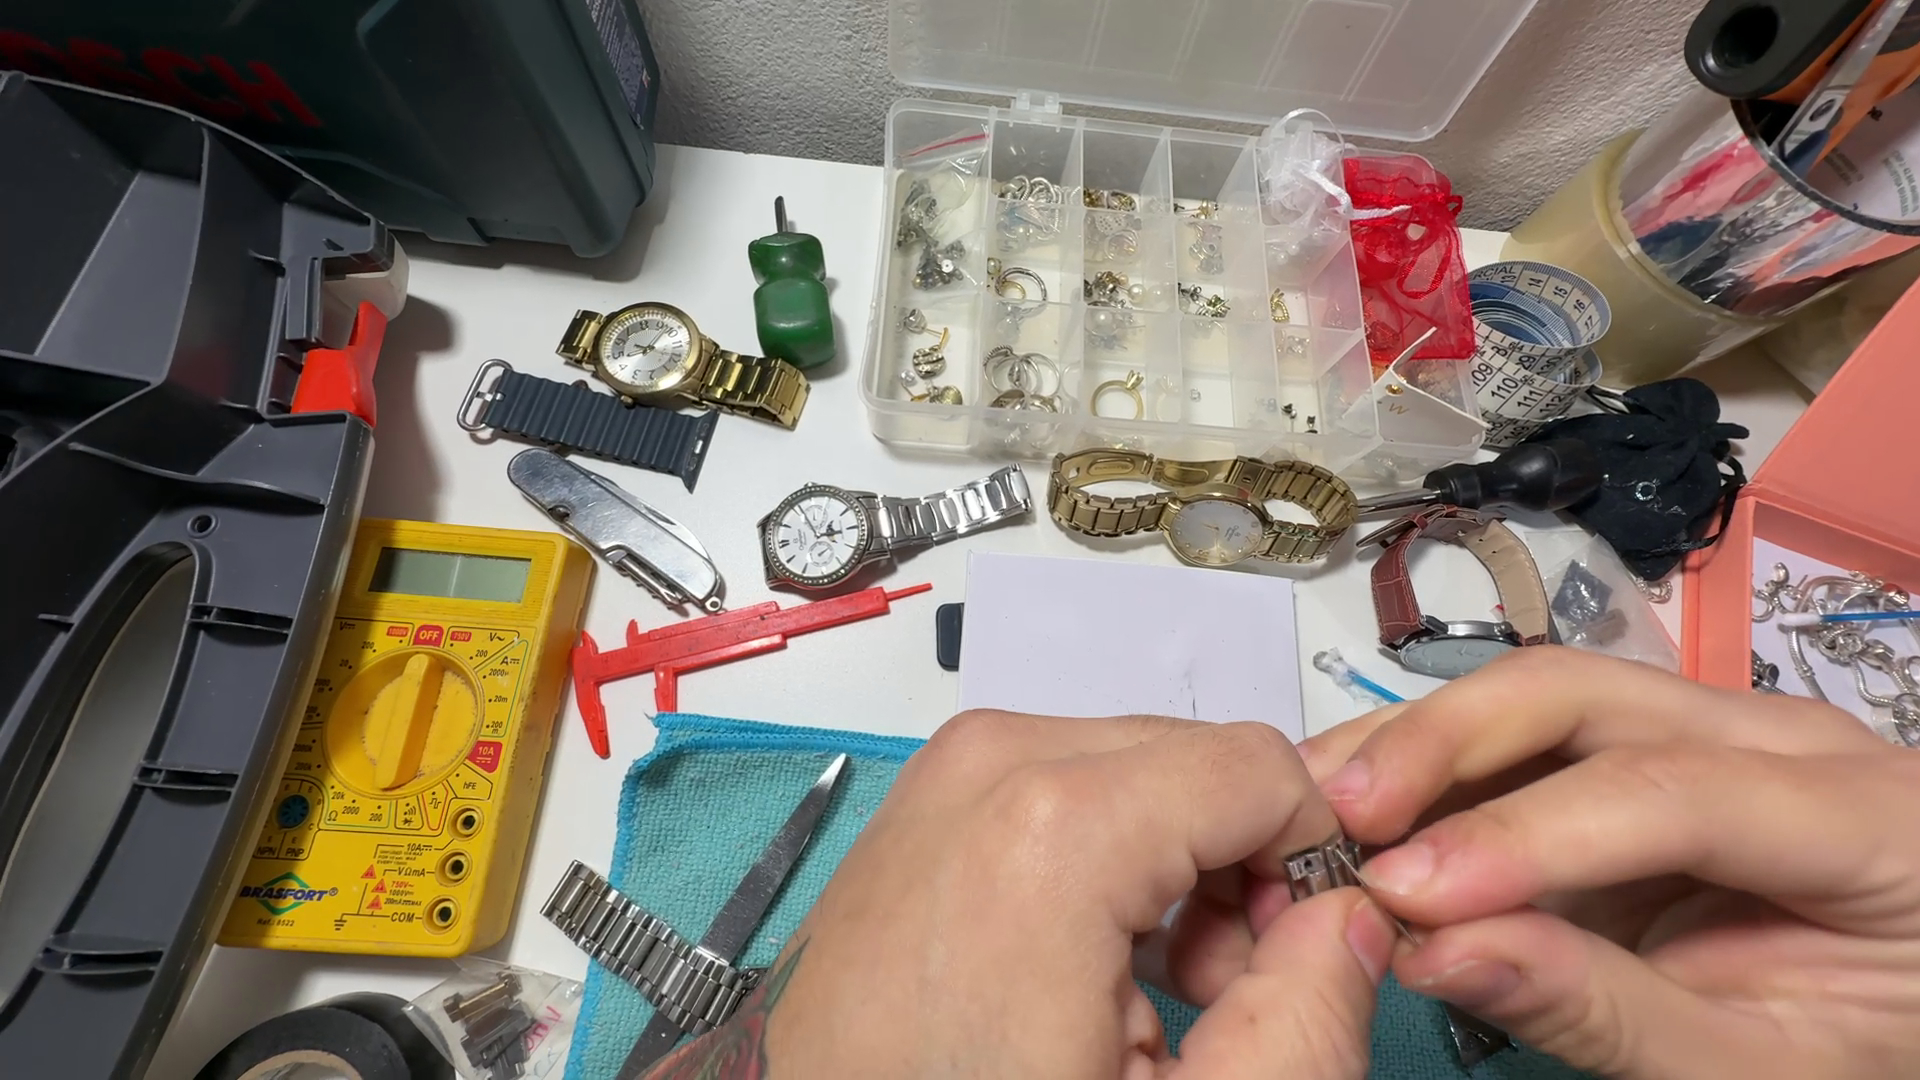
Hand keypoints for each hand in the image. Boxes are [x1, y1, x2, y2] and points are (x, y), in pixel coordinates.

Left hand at [652, 711, 1399, 1078]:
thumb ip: (1304, 1021)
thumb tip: (1348, 916)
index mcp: (1057, 822)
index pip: (1258, 764)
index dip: (1308, 857)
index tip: (1291, 953)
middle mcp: (996, 755)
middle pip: (1192, 758)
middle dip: (1235, 861)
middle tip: (1212, 987)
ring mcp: (952, 760)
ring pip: (1133, 764)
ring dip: (1170, 859)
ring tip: (1145, 984)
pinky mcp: (931, 782)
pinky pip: (1063, 776)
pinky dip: (1104, 846)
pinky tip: (1080, 945)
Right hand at [1300, 647, 1919, 1077]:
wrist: (1900, 998)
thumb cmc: (1862, 1049)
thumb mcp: (1761, 1072)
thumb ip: (1603, 1012)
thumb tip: (1428, 952)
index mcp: (1865, 818)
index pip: (1661, 794)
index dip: (1519, 837)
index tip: (1401, 893)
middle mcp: (1760, 731)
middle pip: (1564, 692)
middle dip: (1434, 745)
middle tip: (1342, 813)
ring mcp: (1676, 719)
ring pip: (1510, 693)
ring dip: (1400, 740)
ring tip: (1313, 796)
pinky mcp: (1604, 739)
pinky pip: (1493, 727)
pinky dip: (1408, 754)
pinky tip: (1348, 789)